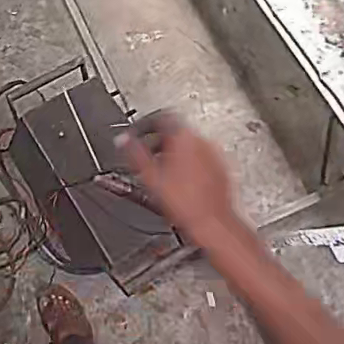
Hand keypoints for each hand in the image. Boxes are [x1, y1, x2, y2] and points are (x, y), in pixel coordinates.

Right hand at [119, 114, 258, 257]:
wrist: (212, 225)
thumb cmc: (185, 203)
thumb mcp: (150, 176)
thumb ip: (134, 153)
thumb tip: (122, 140)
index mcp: (183, 137)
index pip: (161, 118)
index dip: (145, 126)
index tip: (137, 136)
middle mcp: (201, 141)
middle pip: (175, 132)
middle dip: (159, 143)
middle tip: (147, 158)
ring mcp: (214, 154)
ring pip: (188, 146)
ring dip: (173, 154)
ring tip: (162, 173)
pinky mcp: (221, 169)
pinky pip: (201, 159)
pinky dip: (188, 165)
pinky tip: (180, 183)